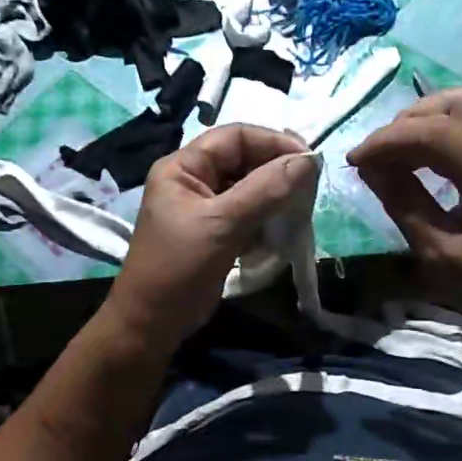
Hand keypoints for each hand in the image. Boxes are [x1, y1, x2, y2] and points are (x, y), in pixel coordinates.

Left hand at [106, 124, 314, 350]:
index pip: (234, 137)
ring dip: (275, 198)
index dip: (273, 142)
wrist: (152, 323)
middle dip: (277, 172)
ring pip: (250, 188)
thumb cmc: (178, 268)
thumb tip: (308, 160)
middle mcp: (193, 180)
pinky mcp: (216, 232)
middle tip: (309, 187)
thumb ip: (264, 190)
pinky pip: (249, 214)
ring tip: (299, 210)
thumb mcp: (222, 225)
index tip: (308, 160)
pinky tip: (281, 231)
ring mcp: (204, 207)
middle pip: (244, 160)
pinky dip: (267, 220)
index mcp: (183, 167)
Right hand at [347, 88, 461, 339]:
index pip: (442, 135)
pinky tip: (411, 160)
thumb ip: (404, 204)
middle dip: (408, 121)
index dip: (391, 139)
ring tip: (390, 155)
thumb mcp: (438, 256)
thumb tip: (367, 166)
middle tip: (376, 155)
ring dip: (421, 122)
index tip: (355, 160)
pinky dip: (433, 134)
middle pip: (459, 104)